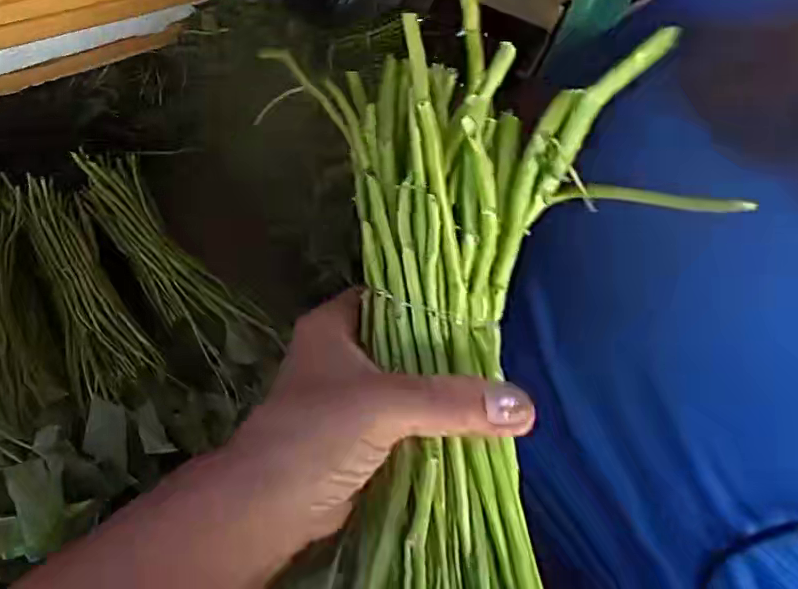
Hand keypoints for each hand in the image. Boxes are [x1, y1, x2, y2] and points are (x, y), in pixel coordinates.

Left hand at [219, 290, 536, 544]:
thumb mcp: (384, 404)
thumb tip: (522, 403)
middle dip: (439, 353)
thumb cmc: (318, 429)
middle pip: (397, 342)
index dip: (421, 301)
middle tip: (494, 357)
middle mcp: (337, 353)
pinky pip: (400, 420)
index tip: (471, 311)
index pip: (382, 297)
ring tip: (492, 391)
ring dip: (437, 393)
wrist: (274, 500)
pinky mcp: (355, 434)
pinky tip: (469, 429)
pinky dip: (429, 424)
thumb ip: (448, 400)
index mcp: (331, 326)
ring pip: (401, 384)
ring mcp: (345, 395)